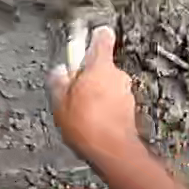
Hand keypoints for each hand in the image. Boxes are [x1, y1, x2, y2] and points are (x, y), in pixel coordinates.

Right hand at [48, 26, 141, 166]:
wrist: (112, 151)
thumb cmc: (86, 125)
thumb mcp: (59, 101)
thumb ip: (59, 80)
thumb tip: (60, 71)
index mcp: (100, 66)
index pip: (102, 37)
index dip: (92, 37)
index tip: (82, 43)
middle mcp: (117, 76)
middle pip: (101, 66)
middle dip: (88, 76)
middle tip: (72, 92)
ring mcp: (126, 93)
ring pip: (107, 86)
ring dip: (96, 94)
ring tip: (81, 113)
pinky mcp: (129, 110)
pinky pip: (113, 102)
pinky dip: (104, 108)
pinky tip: (92, 123)